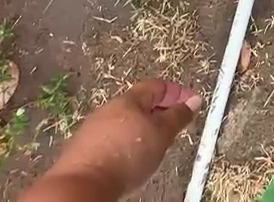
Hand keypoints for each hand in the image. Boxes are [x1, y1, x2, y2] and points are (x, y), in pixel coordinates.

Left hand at [21, 79, 200, 201]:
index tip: (191, 103)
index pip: (157, 86)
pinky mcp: (80, 152)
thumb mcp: (161, 135)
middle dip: (158, 113)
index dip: (177, 93)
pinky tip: (128, 161)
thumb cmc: (125, 155)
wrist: (80, 186)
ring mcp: (91, 130)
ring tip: (151, 148)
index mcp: (129, 99)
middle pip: (139, 105)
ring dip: (139, 132)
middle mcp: (109, 109)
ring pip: (123, 124)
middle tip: (172, 127)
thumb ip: (178, 116)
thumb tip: (193, 102)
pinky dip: (123, 147)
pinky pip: (109, 142)